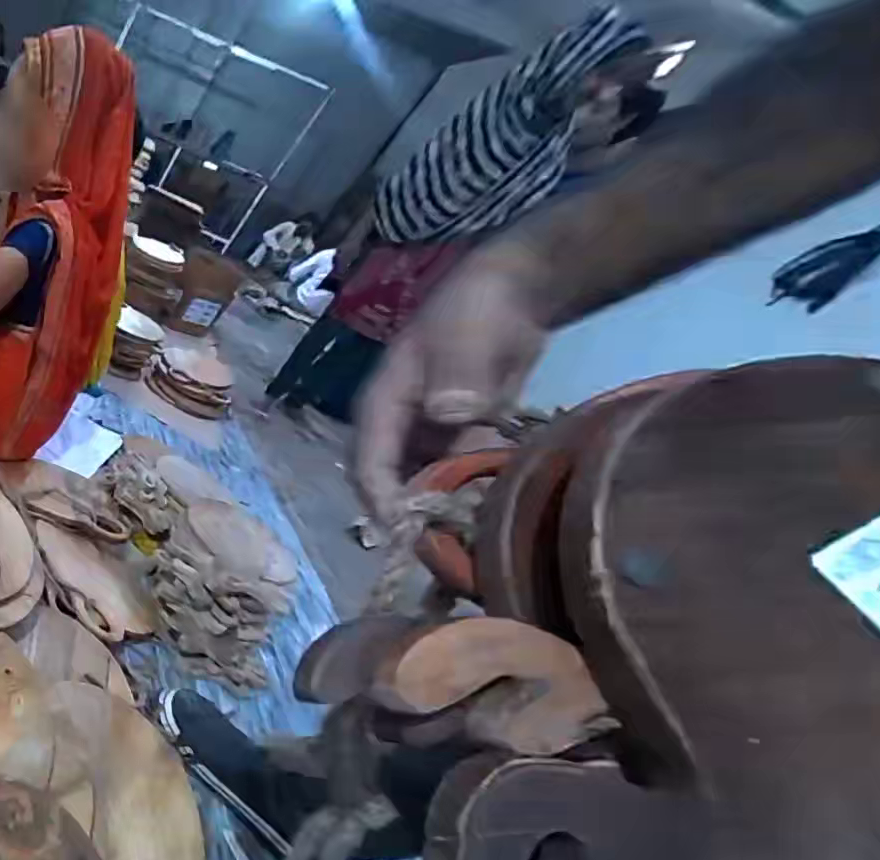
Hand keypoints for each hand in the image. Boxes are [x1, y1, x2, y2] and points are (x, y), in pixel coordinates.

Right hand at [351, 242, 549, 523]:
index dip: (382, 501)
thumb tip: (450, 415)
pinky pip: (455, 474)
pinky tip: (497, 507)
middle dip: (413, 516)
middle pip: (390, 485)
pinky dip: (472, 492)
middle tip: (450, 547)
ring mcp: (424, 437)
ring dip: (444, 509)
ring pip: (422, 485)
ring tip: (476, 534)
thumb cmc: (473, 310)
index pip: (368, 466)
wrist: (511, 291)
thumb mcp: (463, 337)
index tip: (409, 533)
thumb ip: (456, 376)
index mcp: (380, 411)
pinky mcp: (454, 439)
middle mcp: (395, 432)